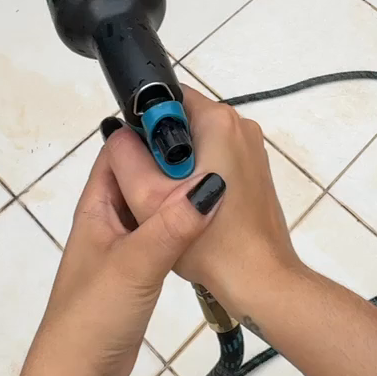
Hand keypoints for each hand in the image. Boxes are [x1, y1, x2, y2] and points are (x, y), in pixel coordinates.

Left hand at [17, 130, 224, 375]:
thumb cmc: (94, 314)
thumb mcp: (136, 264)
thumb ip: (174, 225)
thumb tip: (214, 184)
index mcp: (96, 207)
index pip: (119, 151)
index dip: (146, 131)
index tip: (186, 117)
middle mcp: (107, 220)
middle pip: (139, 177)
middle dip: (168, 161)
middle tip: (211, 146)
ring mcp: (121, 247)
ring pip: (152, 207)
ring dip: (175, 194)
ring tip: (216, 177)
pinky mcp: (136, 271)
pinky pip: (160, 234)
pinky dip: (180, 224)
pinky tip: (204, 223)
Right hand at [106, 87, 305, 320]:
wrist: (259, 278)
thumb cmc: (208, 239)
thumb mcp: (149, 198)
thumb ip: (125, 158)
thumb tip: (117, 134)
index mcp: (219, 121)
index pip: (169, 98)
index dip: (144, 123)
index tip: (136, 157)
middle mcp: (240, 125)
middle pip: (183, 121)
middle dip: (160, 148)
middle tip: (148, 186)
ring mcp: (252, 148)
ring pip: (198, 143)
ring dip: (178, 166)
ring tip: (167, 202)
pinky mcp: (255, 170)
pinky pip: (216, 159)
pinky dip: (198, 176)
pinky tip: (188, 208)